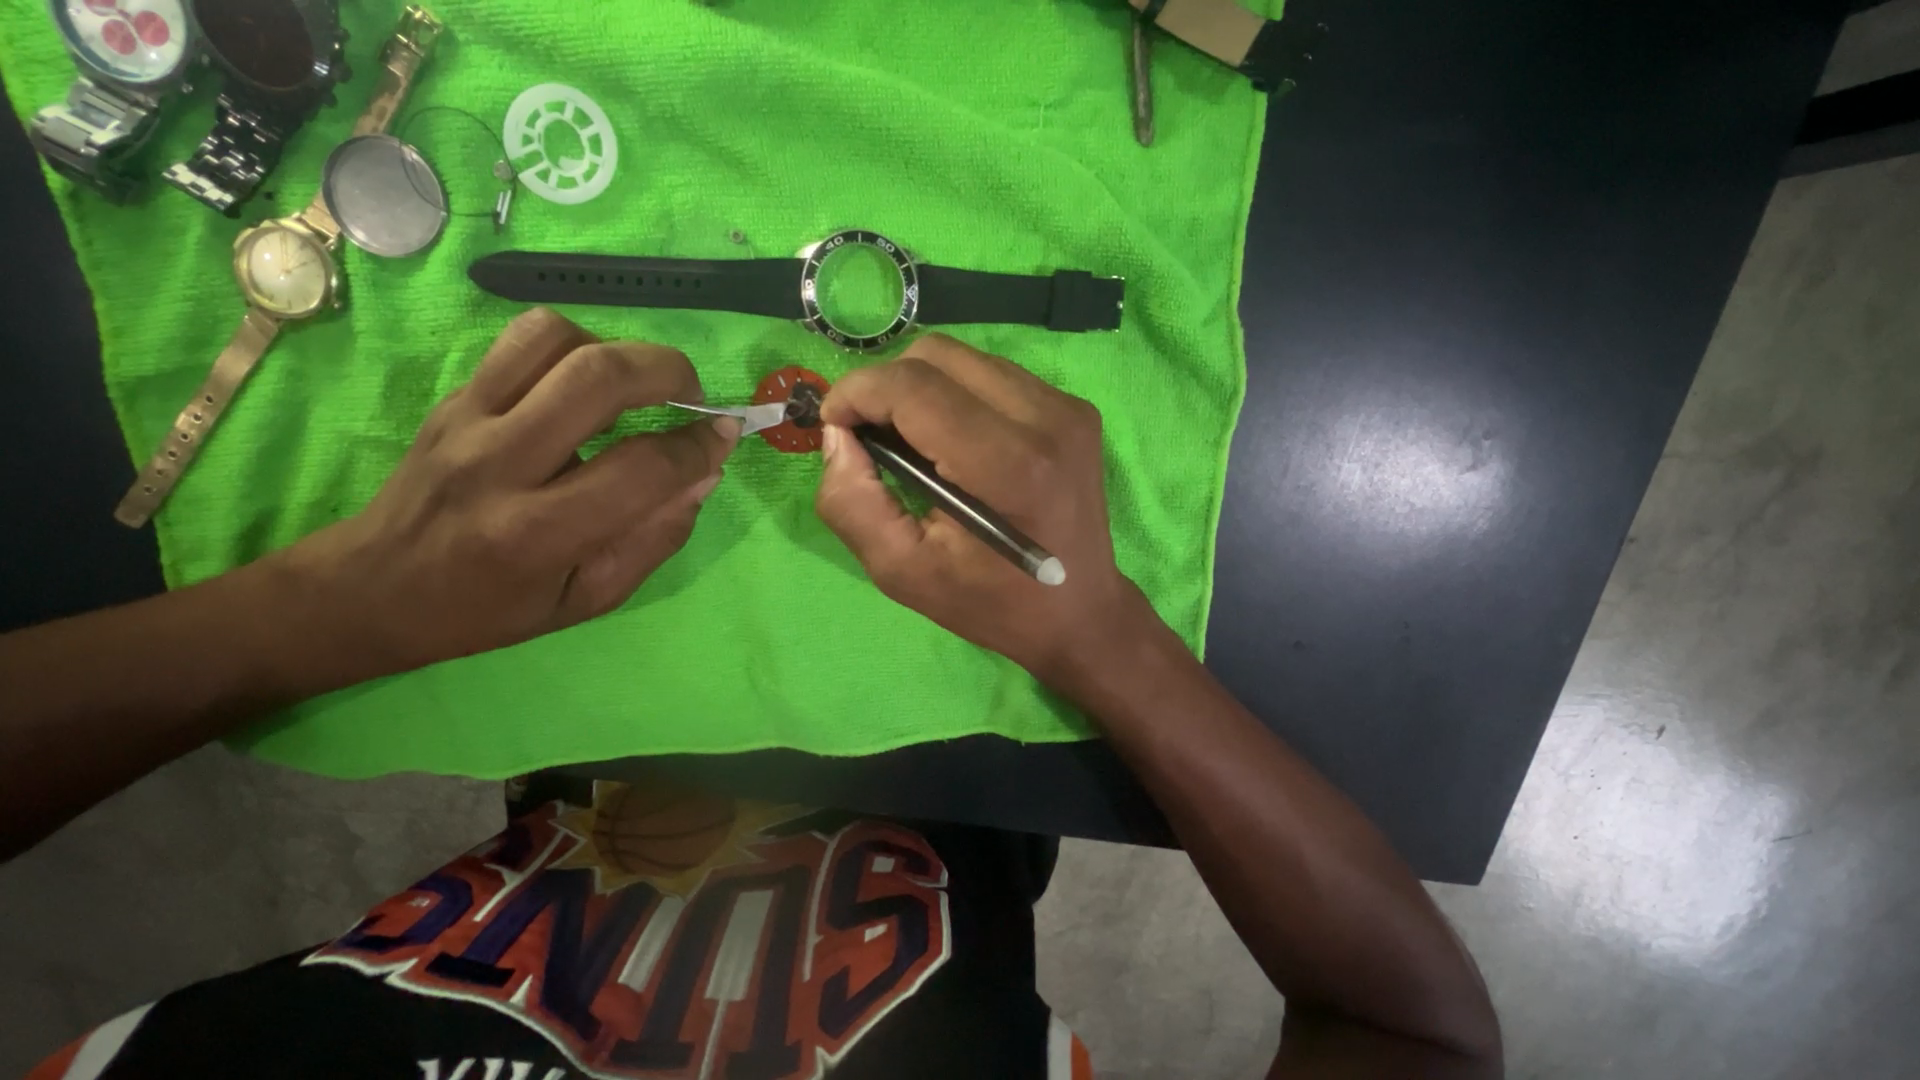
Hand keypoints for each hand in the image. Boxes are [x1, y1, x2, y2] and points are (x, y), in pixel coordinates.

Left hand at [280, 308, 738, 677]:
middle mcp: (500, 465)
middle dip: (669, 373)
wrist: (372, 588)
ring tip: (637, 385)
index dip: (698, 446)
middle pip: (599, 378)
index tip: (724, 435)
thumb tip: (704, 474)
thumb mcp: (586, 599)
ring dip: (617, 349)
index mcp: (538, 533)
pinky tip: (586, 380)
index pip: (641, 469)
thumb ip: (654, 538)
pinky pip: (522, 340)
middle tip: (693, 397)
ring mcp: (468, 420)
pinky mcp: (452, 396)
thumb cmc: (490, 609)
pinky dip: (574, 344)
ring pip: (556, 339)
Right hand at [814, 334, 1149, 685]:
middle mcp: (1046, 419)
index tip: (834, 424)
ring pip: (964, 358)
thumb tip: (837, 435)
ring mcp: (1066, 408)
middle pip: (936, 355)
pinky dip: (956, 394)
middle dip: (885, 386)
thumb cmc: (990, 603)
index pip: (914, 386)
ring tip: (910, 442)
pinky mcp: (1074, 408)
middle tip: (870, 436)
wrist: (1079, 612)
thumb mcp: (903, 572)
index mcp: (1009, 466)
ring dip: (920, 387)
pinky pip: (992, 374)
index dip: (858, 392)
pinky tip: (952, 441)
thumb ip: (853, 503)